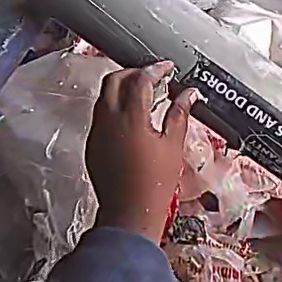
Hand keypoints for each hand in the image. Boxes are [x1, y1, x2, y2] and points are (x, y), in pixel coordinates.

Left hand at [84, 61, 200, 241]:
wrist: (129, 212)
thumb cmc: (154, 184)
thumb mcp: (173, 146)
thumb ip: (179, 114)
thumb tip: (189, 94)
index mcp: (131, 117)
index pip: (140, 78)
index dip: (155, 69)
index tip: (167, 69)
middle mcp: (109, 119)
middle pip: (115, 79)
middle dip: (134, 72)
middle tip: (153, 77)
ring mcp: (97, 131)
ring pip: (104, 95)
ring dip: (122, 88)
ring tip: (143, 94)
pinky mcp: (92, 142)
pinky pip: (100, 114)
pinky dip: (114, 106)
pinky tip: (130, 116)